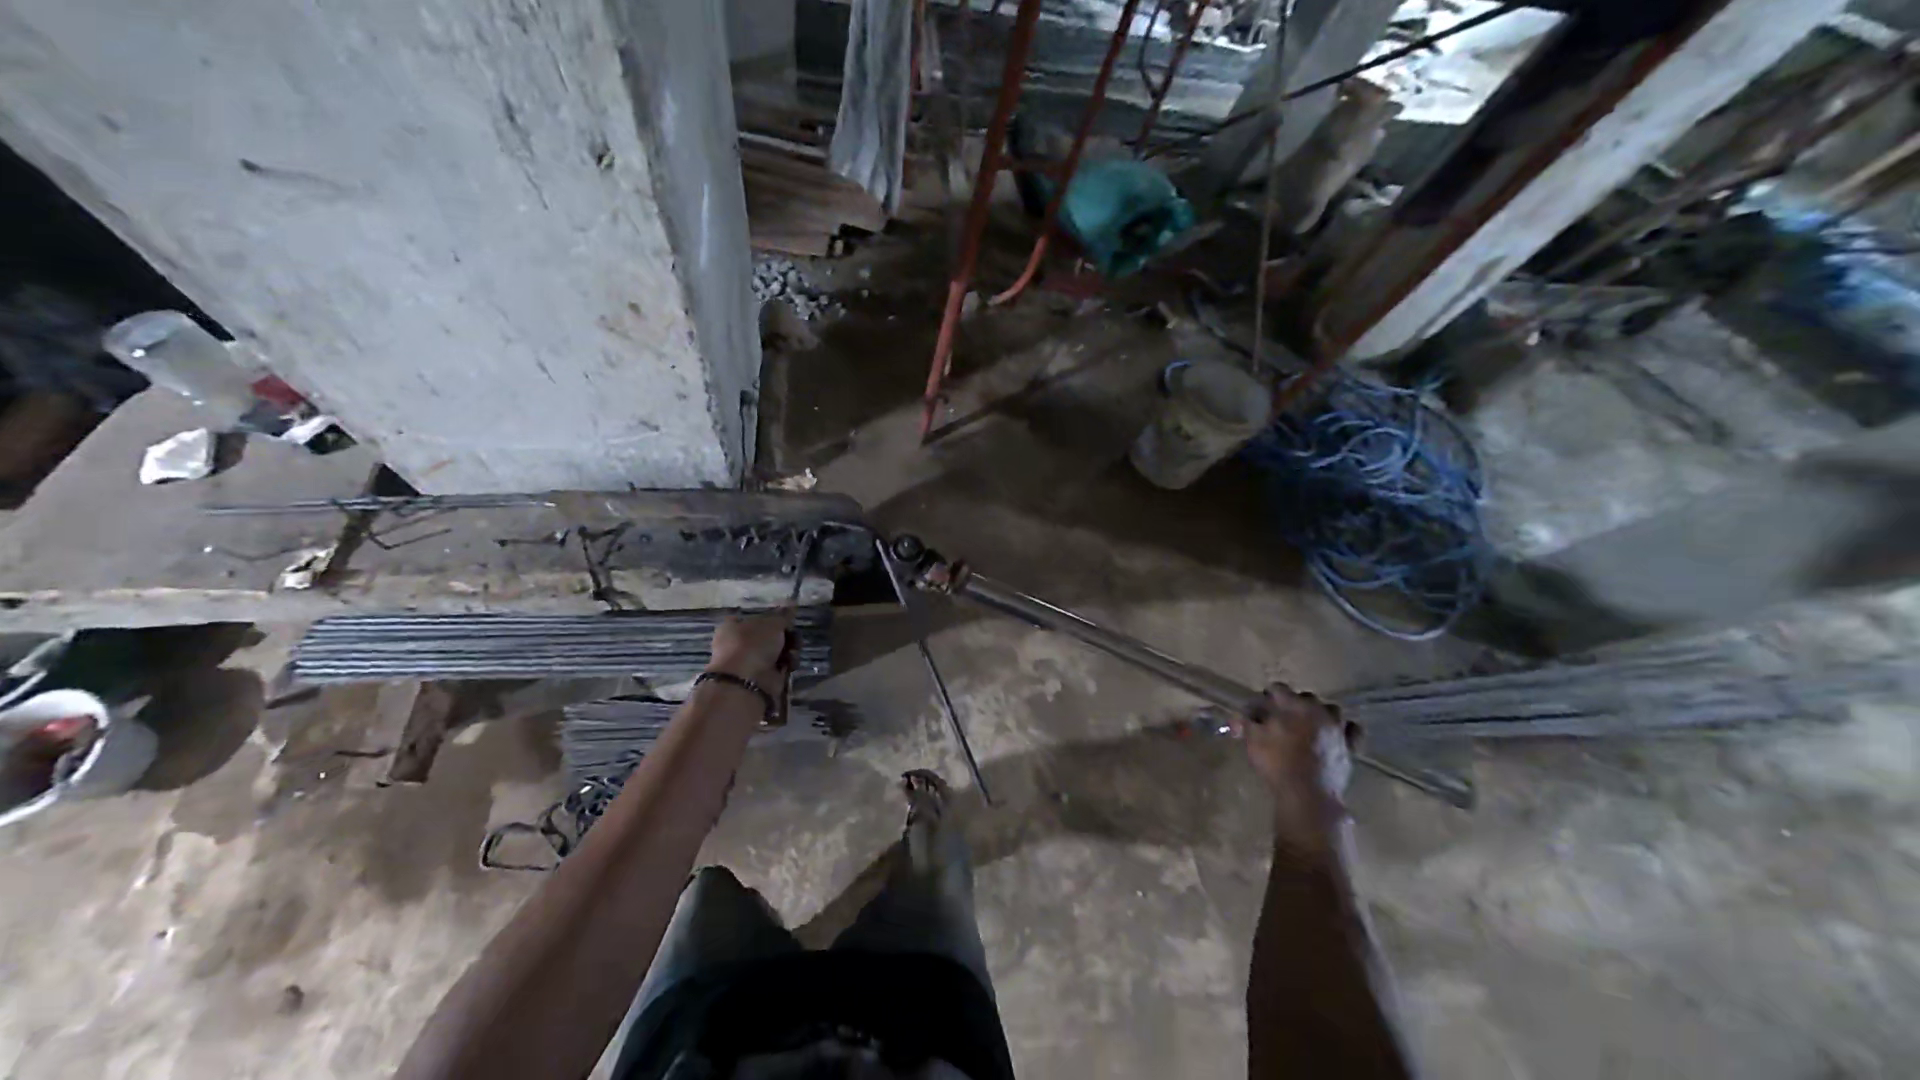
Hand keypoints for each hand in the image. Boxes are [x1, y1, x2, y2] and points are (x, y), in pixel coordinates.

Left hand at [708, 612, 792, 685]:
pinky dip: (788, 663)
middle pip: (769, 634)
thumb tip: (791, 603)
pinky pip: (781, 665)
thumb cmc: (753, 644)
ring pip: (777, 650)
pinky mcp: (763, 677)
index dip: (771, 617)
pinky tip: (790, 663)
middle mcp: (740, 643)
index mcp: (733, 627)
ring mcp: (751, 662)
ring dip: (789, 649)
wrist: (746, 681)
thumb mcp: (772, 623)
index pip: (754, 617)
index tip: (785, 619)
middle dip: (785, 635)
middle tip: (793, 635)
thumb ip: (783, 615)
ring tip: (793, 650)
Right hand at [1229, 683, 1354, 844]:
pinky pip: (1352, 730)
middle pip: (1306, 697)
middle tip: (1282, 720)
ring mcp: (1338, 728)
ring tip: (1309, 727)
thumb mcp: (1252, 740)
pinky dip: (1344, 729)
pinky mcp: (1350, 747)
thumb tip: (1241, 716)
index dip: (1267, 697)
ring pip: (1331, 710)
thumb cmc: (1276, 764)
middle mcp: (1319, 711)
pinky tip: (1335, 736)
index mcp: (1294, 705)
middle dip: (1293, 704)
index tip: (1260, 709)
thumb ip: (1246, 722)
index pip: (1278, 688)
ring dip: (1320, 714)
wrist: (1308, 794)